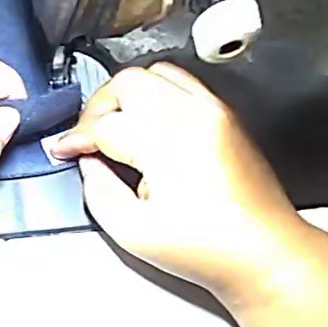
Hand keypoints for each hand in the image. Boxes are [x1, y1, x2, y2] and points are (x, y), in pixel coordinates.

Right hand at [48, 62, 316, 308]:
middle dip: (98, 109)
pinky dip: (155, 97)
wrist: (264, 251)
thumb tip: (88, 165)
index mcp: (166, 141)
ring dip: (127, 97)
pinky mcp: (225, 116)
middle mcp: (192, 114)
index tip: (64, 150)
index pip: (105, 122)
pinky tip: (148, 127)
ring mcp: (213, 110)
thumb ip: (99, 193)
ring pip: (155, 74)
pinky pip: (182, 84)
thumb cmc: (209, 249)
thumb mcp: (133, 232)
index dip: (76, 137)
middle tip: (86, 138)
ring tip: (114, 129)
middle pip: (127, 83)